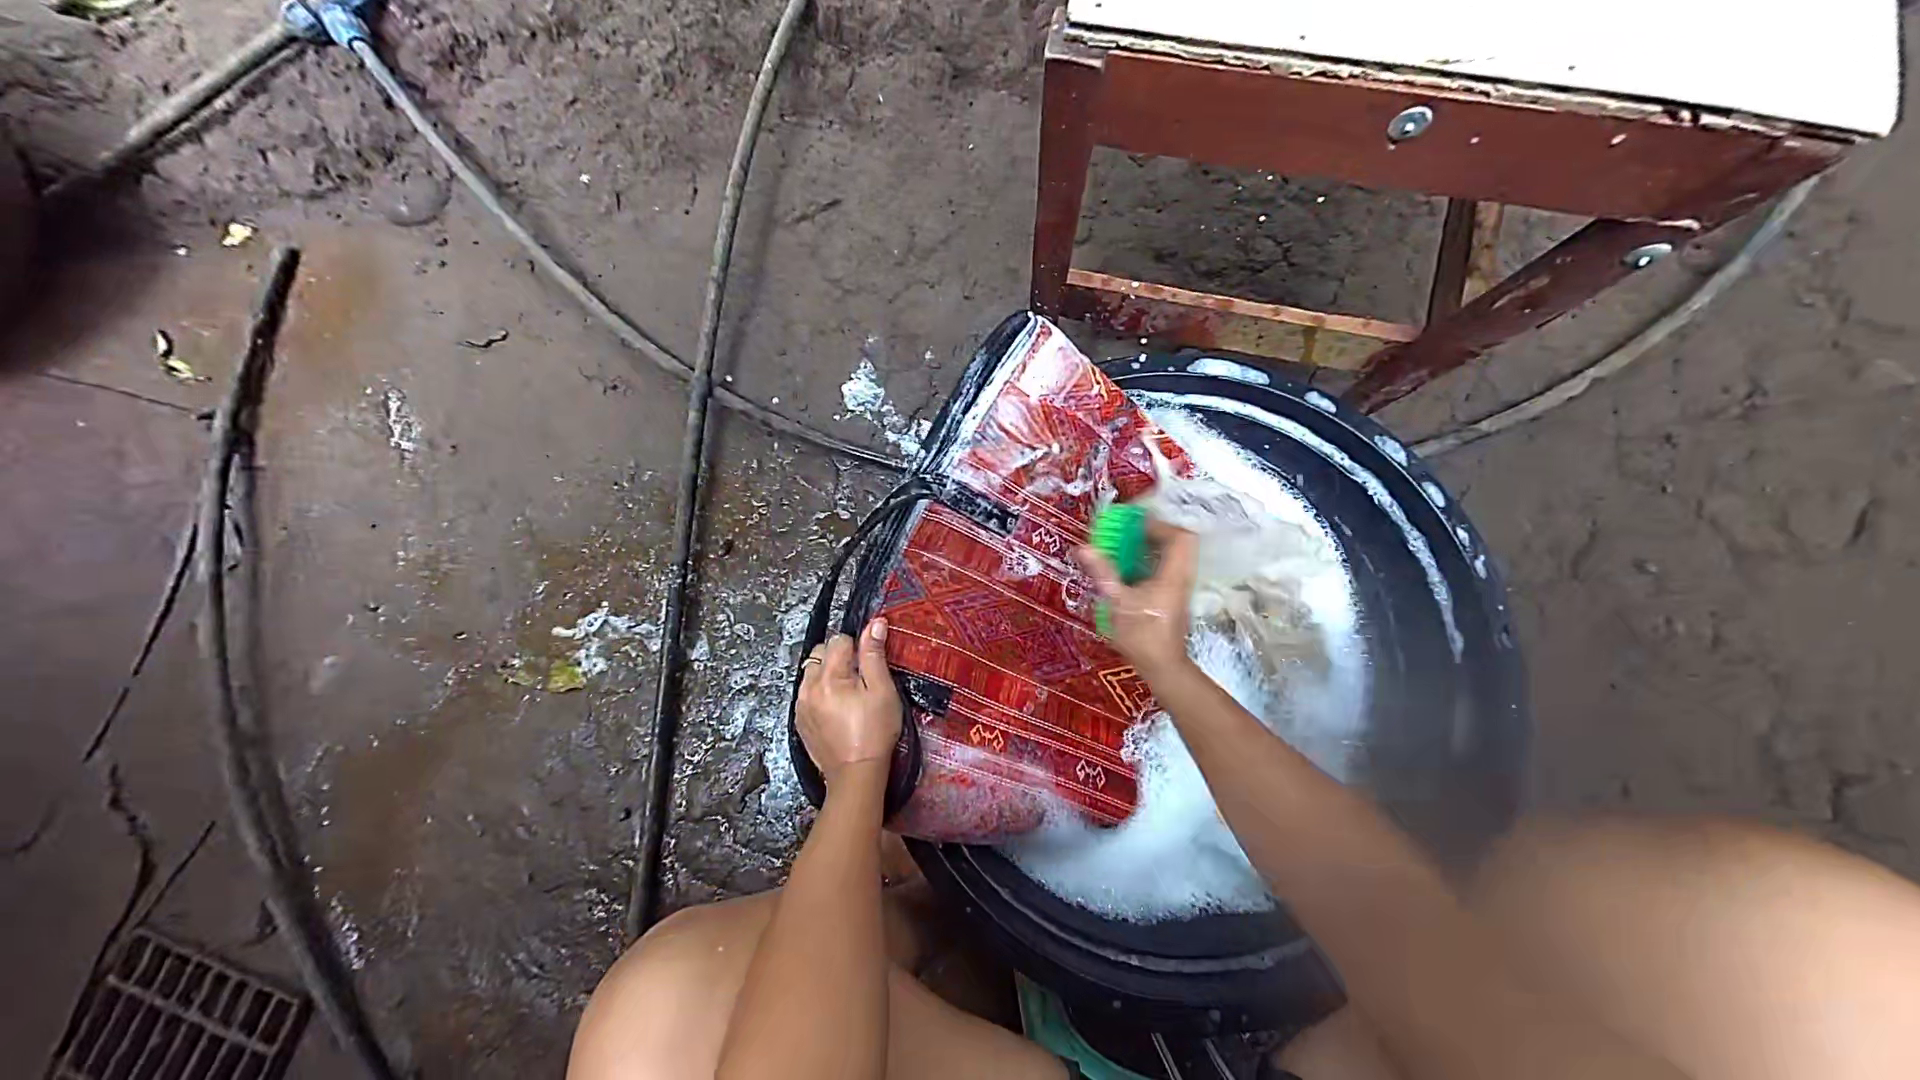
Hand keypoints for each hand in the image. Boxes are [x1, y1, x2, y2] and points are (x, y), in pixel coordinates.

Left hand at [796, 618, 902, 790]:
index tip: (868, 665)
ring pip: (812, 672)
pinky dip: (820, 692)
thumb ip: (874, 655)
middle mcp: (808, 688)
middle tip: (859, 679)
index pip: (838, 640)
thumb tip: (875, 624)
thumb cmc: (874, 733)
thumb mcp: (882, 691)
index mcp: (828, 678)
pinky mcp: (799, 720)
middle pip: (821, 652)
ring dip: (828, 674)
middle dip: (839, 658)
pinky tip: (837, 708)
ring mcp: (800, 705)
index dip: (857, 648)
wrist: (856, 774)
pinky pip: (807, 692)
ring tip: (848, 694)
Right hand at [1074, 517, 1197, 680]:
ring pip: (1175, 555)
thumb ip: (1103, 572)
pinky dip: (1151, 560)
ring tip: (1126, 545)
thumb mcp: (1118, 602)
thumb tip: (1083, 548)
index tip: (1134, 524)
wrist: (1161, 666)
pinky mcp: (1174, 596)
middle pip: (1181, 542)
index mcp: (1173, 575)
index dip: (1160, 524)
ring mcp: (1180, 587)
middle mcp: (1182, 577)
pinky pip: (1168, 568)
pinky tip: (1129, 567)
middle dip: (1157, 531)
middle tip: (1130, 532)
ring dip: (1154, 546)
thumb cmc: (1142, 635)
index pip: (1180, 536)